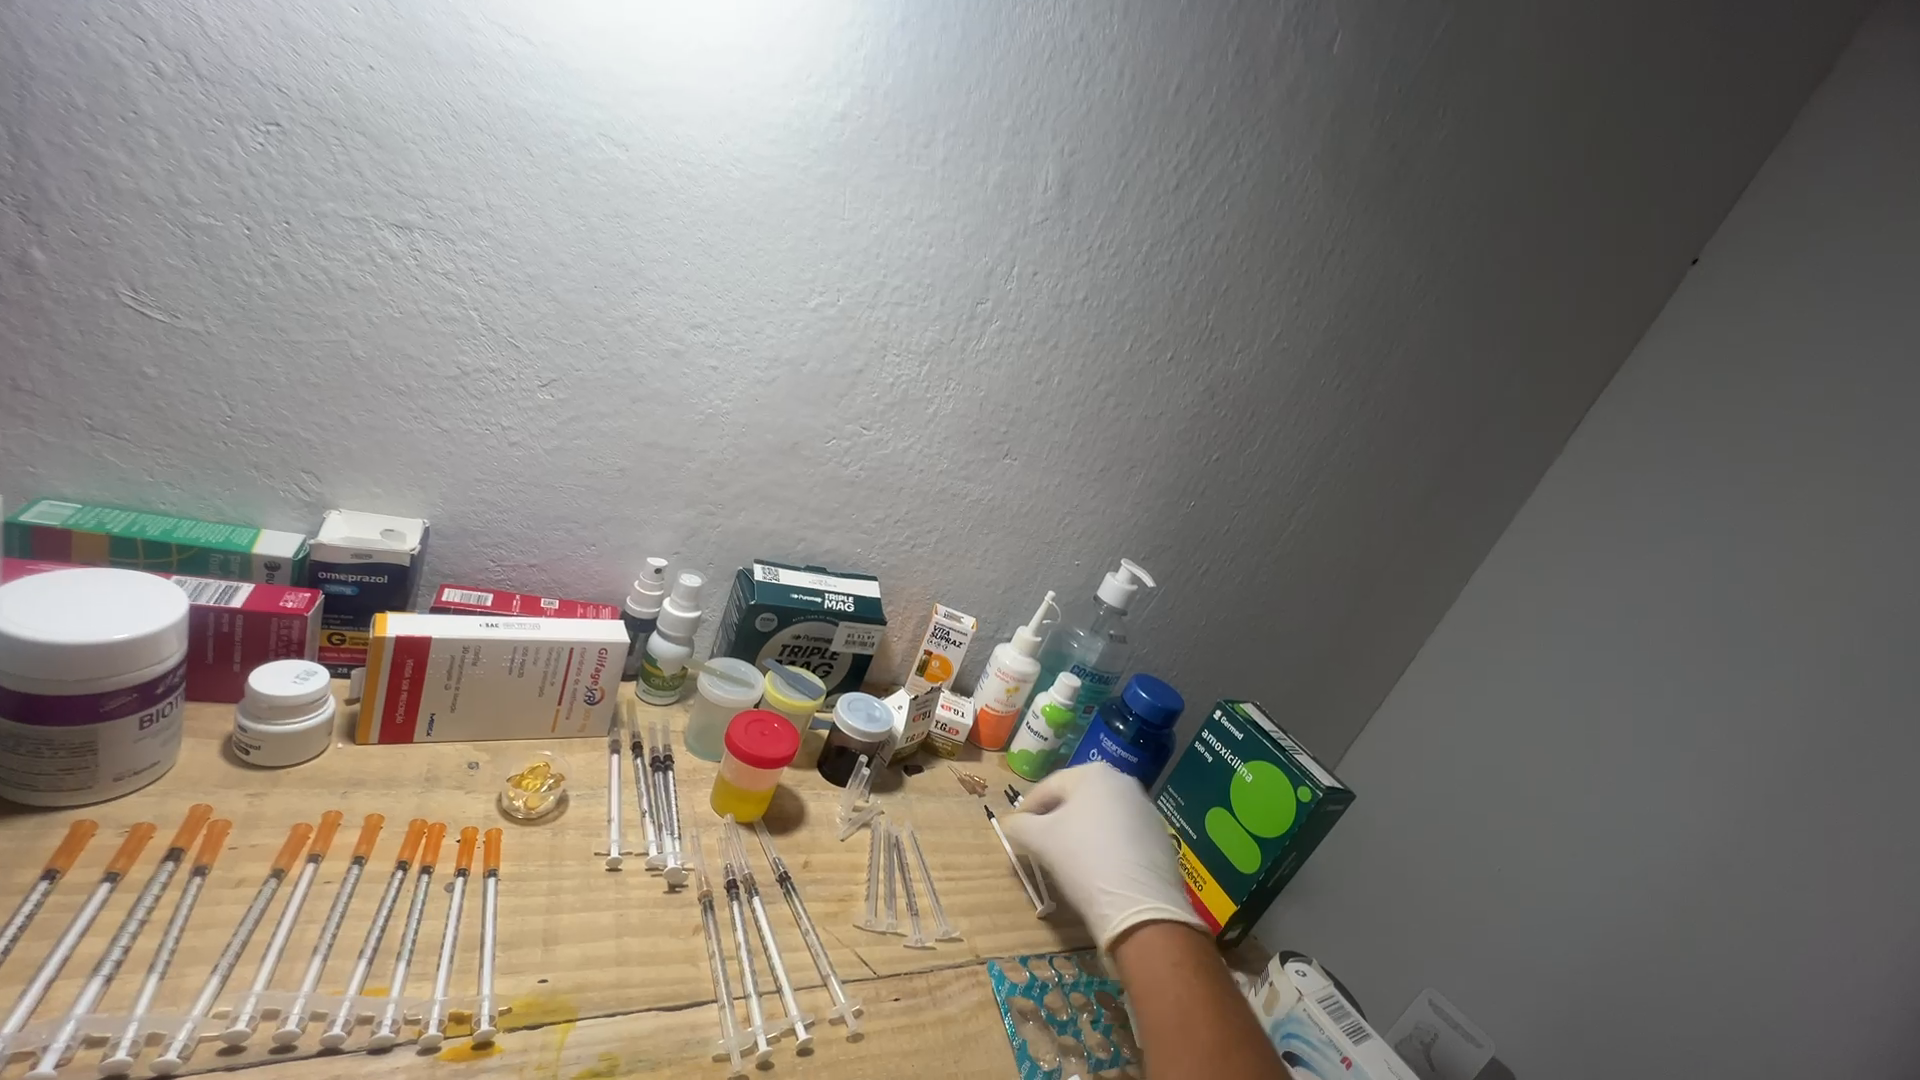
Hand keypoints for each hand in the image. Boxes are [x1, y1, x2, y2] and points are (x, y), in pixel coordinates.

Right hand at [1000, 763, 1206, 951]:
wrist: (1139, 907)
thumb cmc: (1082, 860)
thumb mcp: (1039, 840)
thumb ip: (1018, 826)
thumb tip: (1010, 824)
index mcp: (1094, 774)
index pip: (1049, 787)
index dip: (1028, 808)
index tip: (1016, 828)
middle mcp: (1124, 783)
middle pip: (1078, 799)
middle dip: (1056, 818)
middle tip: (1039, 842)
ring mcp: (1147, 810)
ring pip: (1102, 817)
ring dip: (1082, 832)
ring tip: (1069, 858)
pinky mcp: (1161, 839)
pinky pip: (1124, 836)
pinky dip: (1107, 847)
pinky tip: (1099, 870)